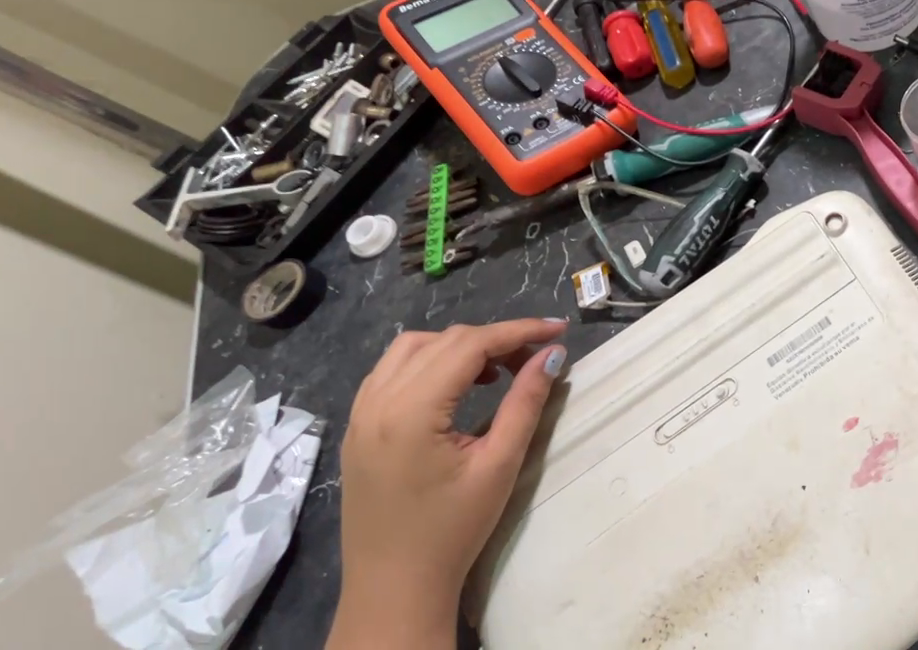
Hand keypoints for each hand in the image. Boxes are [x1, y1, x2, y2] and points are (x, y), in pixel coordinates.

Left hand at [327, 318, 568, 649]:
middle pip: (444, 340)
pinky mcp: (358, 427)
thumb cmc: (452, 530)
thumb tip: (553, 353)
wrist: (393, 588)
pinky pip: (392, 370)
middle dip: (496, 338)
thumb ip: (526, 401)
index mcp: (411, 411)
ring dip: (460, 346)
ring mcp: (361, 414)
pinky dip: (430, 361)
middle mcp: (377, 402)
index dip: (518, 330)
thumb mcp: (500, 464)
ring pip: (413, 347)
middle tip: (537, 356)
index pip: (470, 344)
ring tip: (497, 369)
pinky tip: (458, 384)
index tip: (559, 329)